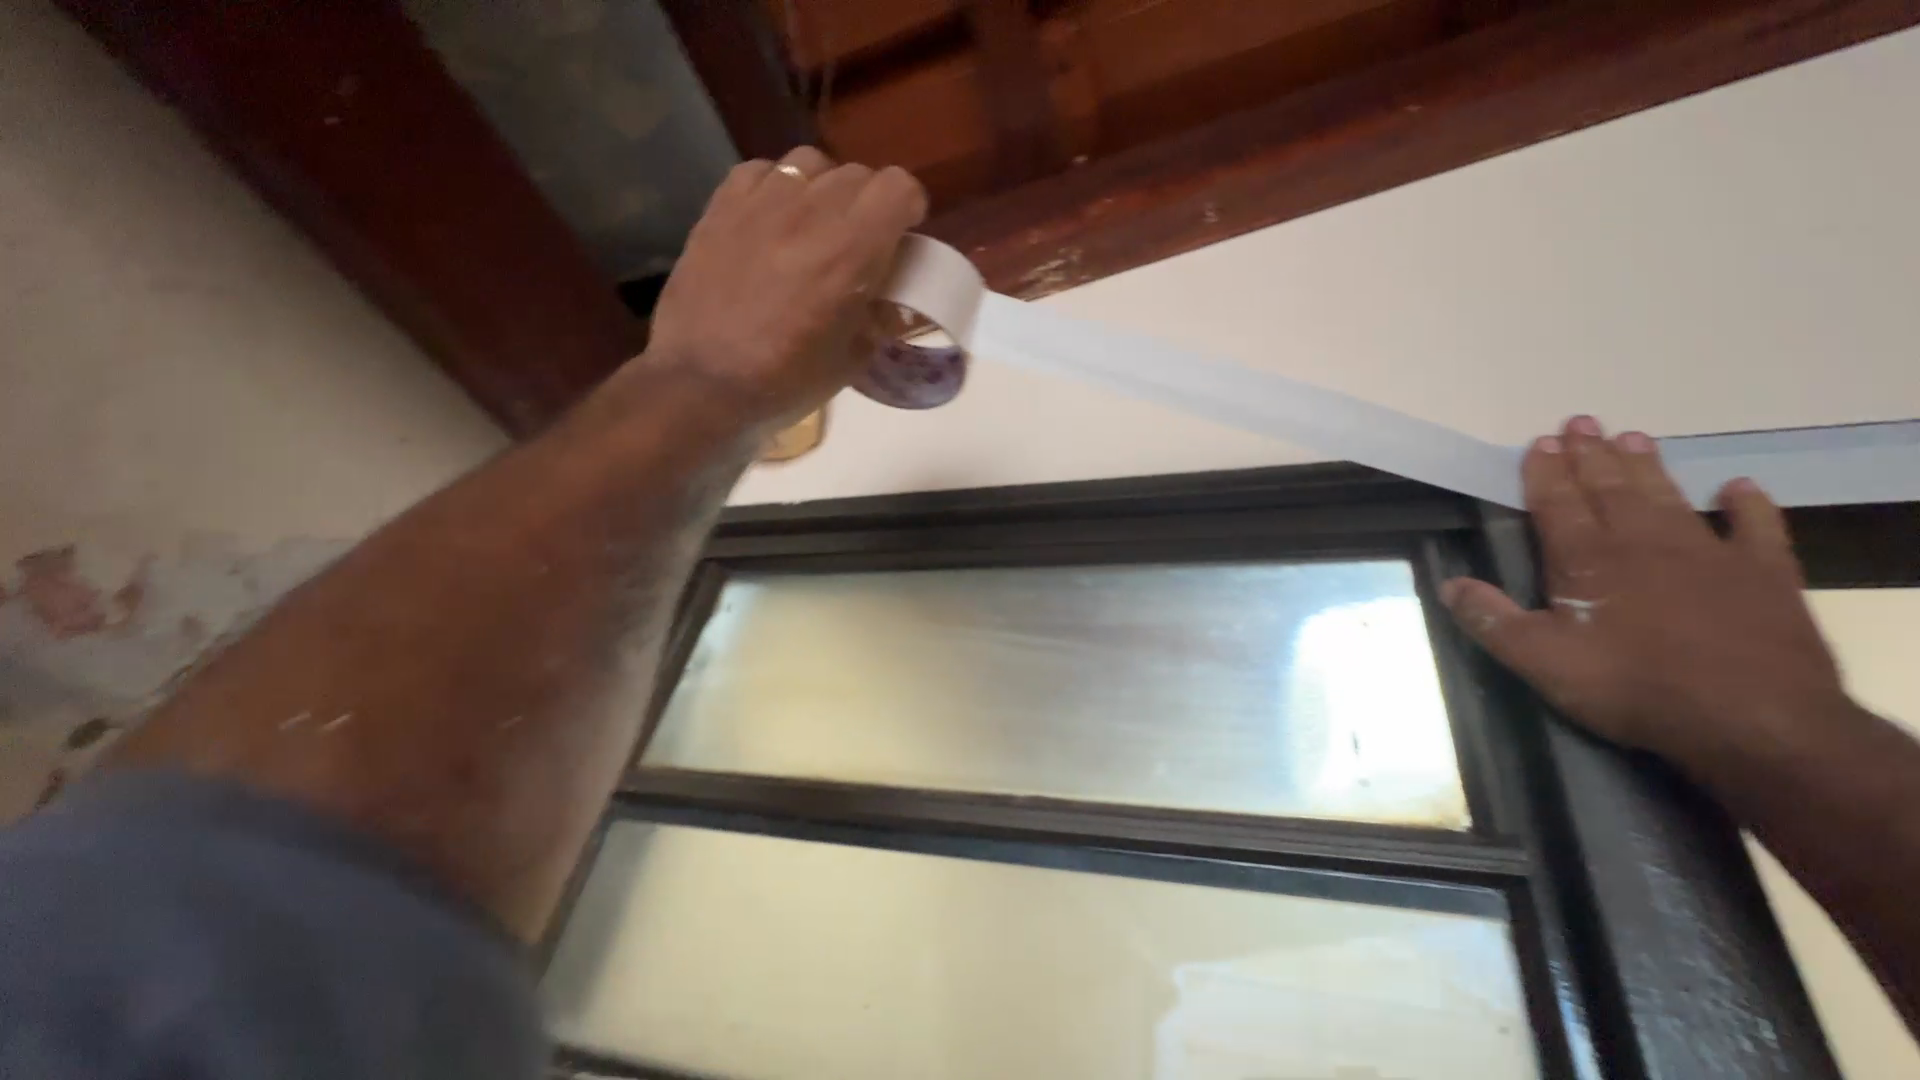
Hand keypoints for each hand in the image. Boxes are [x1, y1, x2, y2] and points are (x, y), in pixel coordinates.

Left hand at [636, 146, 927, 430]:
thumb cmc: (785, 381)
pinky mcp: (721, 207)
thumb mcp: (852, 359)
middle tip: (859, 242)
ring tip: (814, 225)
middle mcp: (809, 213)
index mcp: (850, 251)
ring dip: (823, 189)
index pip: (898, 188)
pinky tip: (771, 220)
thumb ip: (879, 316)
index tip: (904, 233)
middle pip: (858, 175)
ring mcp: (760, 204)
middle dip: (869, 204)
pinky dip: (776, 188)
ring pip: (810, 164)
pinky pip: (760, 171)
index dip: (908, 207)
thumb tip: (891, 297)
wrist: (702, 384)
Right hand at [1441, 415, 1849, 770]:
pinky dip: (1749, 506)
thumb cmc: (1631, 686)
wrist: (1752, 718)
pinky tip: (1740, 488)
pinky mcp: (1764, 575)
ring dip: (1647, 467)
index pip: (1558, 503)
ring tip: (1633, 437)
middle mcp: (1643, 542)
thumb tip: (1448, 584)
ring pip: (1668, 497)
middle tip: (1582, 422)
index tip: (1540, 442)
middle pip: (1610, 488)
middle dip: (1592, 455)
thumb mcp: (1538, 660)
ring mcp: (1708, 553)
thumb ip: (1490, 619)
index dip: (1545, 471)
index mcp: (1586, 559)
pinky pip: (1757, 529)